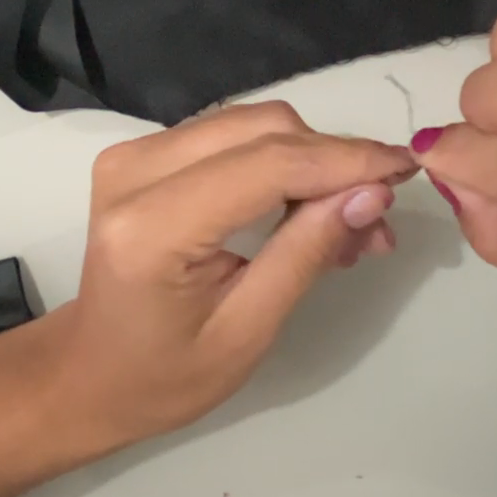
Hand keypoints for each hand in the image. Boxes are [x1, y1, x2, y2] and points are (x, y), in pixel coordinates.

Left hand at [49, 103, 415, 448]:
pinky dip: (278, 160)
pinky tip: (306, 204)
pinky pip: (230, 133)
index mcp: (151, 226)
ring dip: (309, 159)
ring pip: (250, 122)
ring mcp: (133, 151)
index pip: (266, 165)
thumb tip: (372, 193)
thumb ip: (307, 252)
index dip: (344, 161)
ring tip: (347, 220)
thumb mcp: (247, 331)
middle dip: (331, 160)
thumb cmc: (164, 374)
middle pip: (260, 127)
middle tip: (376, 216)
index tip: (407, 168)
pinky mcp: (142, 149)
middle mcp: (134, 168)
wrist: (90, 368)